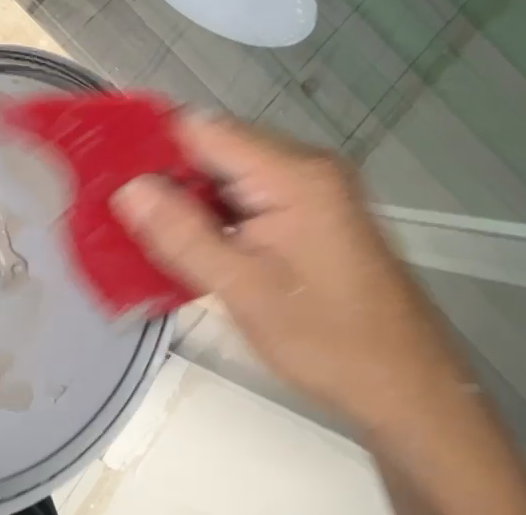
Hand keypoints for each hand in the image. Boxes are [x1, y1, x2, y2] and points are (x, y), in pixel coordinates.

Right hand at [111, 115, 473, 431]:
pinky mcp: (318, 211)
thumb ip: (181, 234)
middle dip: (168, 174)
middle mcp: (308, 166)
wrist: (416, 397)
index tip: (109, 171)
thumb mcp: (243, 291)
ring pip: (229, 170)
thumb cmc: (331, 342)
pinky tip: (197, 242)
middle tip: (126, 209)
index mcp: (293, 173)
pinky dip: (218, 210)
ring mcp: (317, 188)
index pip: (200, 128)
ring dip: (191, 195)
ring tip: (151, 227)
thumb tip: (126, 188)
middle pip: (214, 145)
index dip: (151, 144)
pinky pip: (251, 191)